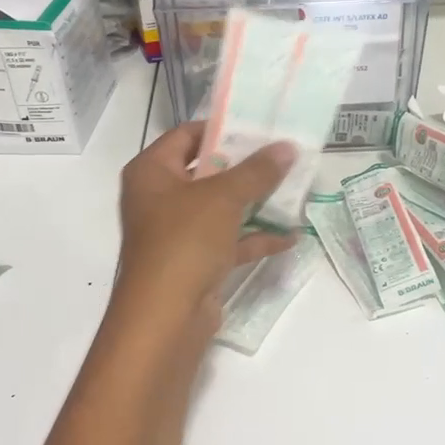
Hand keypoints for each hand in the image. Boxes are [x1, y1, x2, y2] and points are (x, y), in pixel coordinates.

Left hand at [111, 121, 297, 345]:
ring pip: (219, 209)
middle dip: (245, 167)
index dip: (221, 129)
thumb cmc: (184, 241)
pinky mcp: (194, 263)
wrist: (165, 317)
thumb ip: (257, 171)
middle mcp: (159, 199)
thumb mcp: (223, 197)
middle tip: (283, 156)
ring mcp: (176, 233)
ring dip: (254, 202)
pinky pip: (227, 242)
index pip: (186, 135)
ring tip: (293, 190)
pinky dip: (254, 238)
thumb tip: (287, 147)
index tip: (259, 128)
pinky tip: (290, 236)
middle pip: (206, 171)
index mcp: (151, 172)